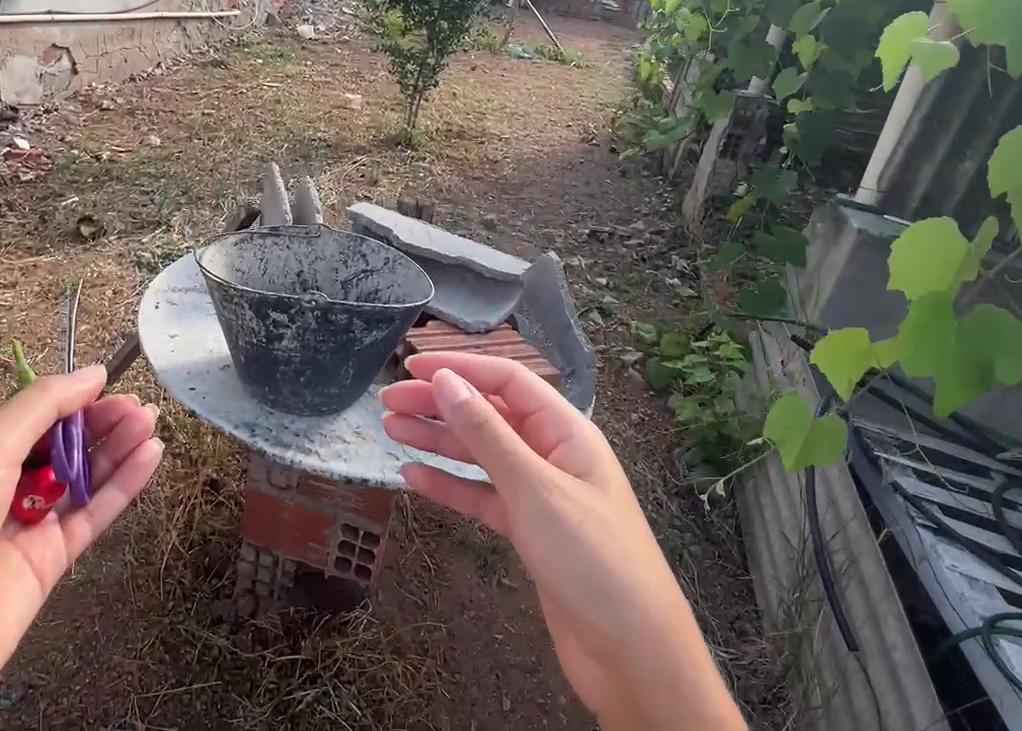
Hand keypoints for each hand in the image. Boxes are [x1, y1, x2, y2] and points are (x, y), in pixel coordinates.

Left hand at [0, 365, 163, 730]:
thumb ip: (40, 408)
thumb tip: (92, 373)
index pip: (31, 420)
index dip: (70, 401)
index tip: (108, 383)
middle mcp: (0, 490)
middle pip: (60, 447)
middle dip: (99, 423)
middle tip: (138, 406)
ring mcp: (25, 529)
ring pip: (81, 479)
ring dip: (116, 449)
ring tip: (150, 422)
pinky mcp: (50, 565)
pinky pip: (93, 516)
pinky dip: (122, 486)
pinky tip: (150, 456)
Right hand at [381, 353, 743, 728]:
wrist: (632, 654)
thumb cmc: (592, 558)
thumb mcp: (535, 488)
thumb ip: (487, 433)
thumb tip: (446, 381)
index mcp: (566, 431)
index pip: (507, 382)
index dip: (460, 368)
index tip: (411, 367)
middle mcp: (552, 454)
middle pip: (488, 415)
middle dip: (439, 404)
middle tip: (388, 402)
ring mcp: (539, 493)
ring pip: (479, 454)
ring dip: (437, 440)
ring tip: (391, 430)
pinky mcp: (527, 530)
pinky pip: (480, 495)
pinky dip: (448, 484)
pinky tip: (413, 476)